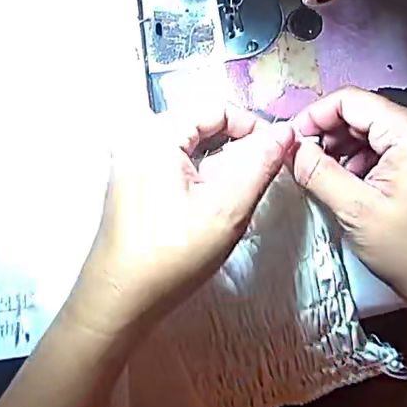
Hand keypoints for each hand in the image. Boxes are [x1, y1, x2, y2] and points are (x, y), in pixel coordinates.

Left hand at [63, 106, 295, 341]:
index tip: (277, 152)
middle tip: (262, 172)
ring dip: (219, 158)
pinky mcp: (128, 180)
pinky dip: (197, 171)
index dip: (252, 125)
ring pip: (187, 143)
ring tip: (239, 189)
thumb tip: (286, 133)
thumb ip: (260, 164)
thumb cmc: (171, 255)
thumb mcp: (227, 208)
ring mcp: (128, 158)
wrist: (119, 298)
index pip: (215, 107)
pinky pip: (171, 160)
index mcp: (154, 134)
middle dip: (237, 142)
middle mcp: (135, 137)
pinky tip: (210, 199)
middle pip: (200, 122)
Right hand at [288, 87, 406, 323]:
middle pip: (361, 112)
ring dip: (342, 150)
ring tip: (323, 179)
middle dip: (327, 135)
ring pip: (372, 130)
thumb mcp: (357, 211)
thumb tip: (289, 147)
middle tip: (301, 164)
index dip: (313, 117)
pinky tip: (349, 186)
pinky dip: (362, 161)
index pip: (349, 100)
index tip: (290, 143)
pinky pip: (387, 147)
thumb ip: (317, 172)